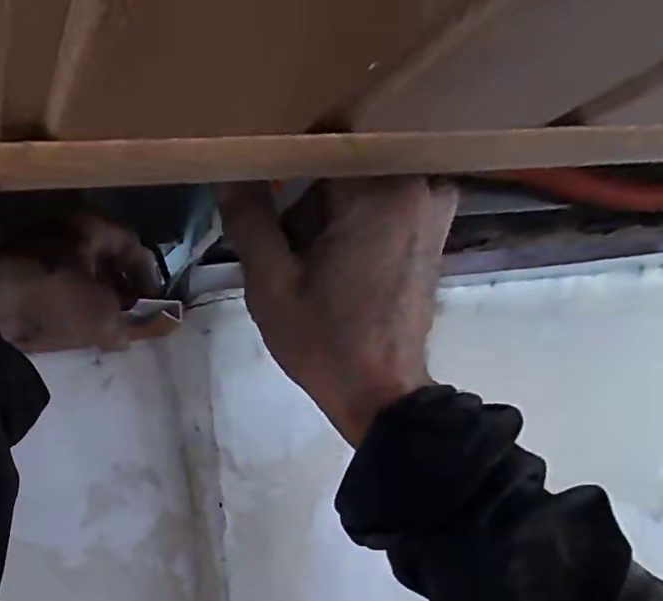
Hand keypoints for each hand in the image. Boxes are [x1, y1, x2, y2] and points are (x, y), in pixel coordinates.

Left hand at [0, 211, 162, 353]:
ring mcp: (26, 238)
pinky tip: (60, 316)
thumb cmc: (52, 301)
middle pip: (99, 252)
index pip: (131, 245)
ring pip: (70, 262)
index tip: (153, 302)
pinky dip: (59, 292)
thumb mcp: (99, 317)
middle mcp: (57, 221)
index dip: (147, 276)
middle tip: (125, 310)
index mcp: (86, 224)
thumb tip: (126, 334)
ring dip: (87, 288)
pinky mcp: (1, 260)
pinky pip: (44, 274)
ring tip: (94, 317)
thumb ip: (123, 324)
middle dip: (117, 282)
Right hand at [218, 177, 459, 444]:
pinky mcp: (434, 232)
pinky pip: (383, 208)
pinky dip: (354, 228)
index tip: (259, 202)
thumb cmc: (323, 342)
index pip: (318, 146)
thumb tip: (228, 174)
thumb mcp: (271, 286)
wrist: (380, 392)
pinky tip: (335, 268)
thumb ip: (249, 222)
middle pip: (342, 168)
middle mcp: (419, 183)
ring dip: (328, 217)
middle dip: (305, 201)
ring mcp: (434, 207)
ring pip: (361, 188)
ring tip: (308, 266)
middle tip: (282, 249)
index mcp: (380, 189)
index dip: (280, 172)